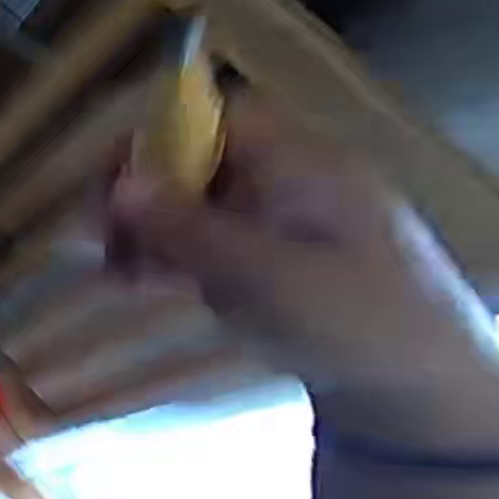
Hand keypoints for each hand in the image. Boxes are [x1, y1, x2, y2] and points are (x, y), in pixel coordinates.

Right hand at [105, 94, 498, 448]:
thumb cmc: (343, 314)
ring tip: (113, 272)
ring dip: (138, 233)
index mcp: (299, 167)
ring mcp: (264, 224)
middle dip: (136, 195)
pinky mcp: (251, 260)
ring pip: (182, 207)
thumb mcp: (257, 270)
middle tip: (98, 237)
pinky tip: (131, 284)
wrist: (400, 380)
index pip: (221, 118)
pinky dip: (156, 258)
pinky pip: (191, 244)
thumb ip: (185, 227)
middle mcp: (279, 185)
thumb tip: (118, 185)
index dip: (160, 135)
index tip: (106, 179)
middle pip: (191, 163)